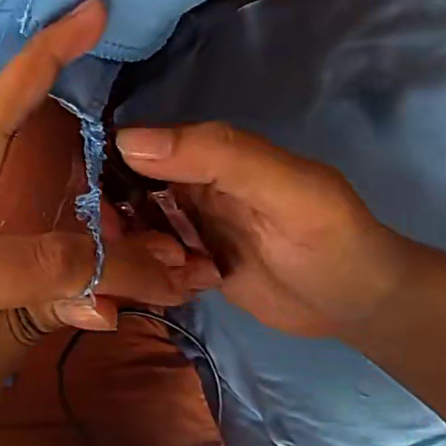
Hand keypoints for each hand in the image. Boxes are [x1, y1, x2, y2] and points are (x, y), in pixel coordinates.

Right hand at [115, 121, 409, 337]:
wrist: (361, 307)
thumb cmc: (330, 239)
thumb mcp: (283, 189)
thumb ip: (217, 156)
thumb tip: (128, 139)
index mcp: (205, 151)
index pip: (136, 146)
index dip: (104, 166)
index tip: (84, 199)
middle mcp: (186, 182)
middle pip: (122, 189)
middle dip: (110, 216)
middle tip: (112, 247)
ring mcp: (184, 224)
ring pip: (129, 227)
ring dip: (129, 249)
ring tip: (154, 269)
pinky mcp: (186, 261)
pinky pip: (146, 260)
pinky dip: (145, 272)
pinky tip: (163, 285)